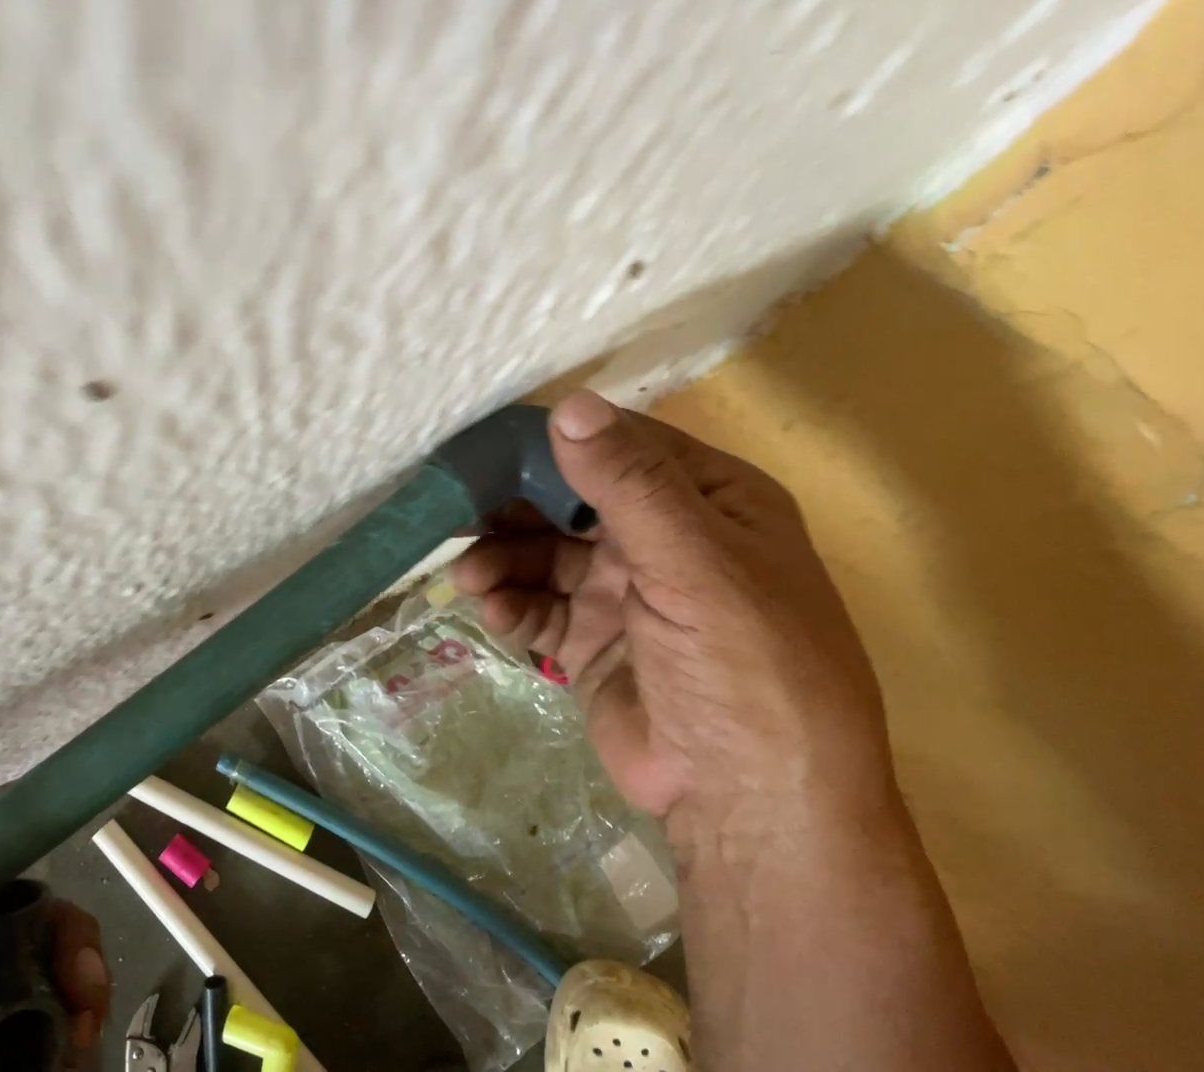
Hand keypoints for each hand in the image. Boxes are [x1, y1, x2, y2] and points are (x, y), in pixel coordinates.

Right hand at [451, 390, 896, 843]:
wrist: (749, 798)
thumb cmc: (744, 663)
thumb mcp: (694, 563)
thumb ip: (627, 485)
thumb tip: (567, 404)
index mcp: (710, 502)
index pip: (621, 449)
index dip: (554, 445)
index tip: (485, 446)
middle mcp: (667, 540)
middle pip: (572, 503)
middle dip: (516, 508)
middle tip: (454, 512)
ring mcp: (628, 595)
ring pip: (548, 556)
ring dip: (505, 560)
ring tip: (469, 577)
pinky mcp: (594, 643)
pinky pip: (541, 609)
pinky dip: (512, 605)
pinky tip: (491, 612)